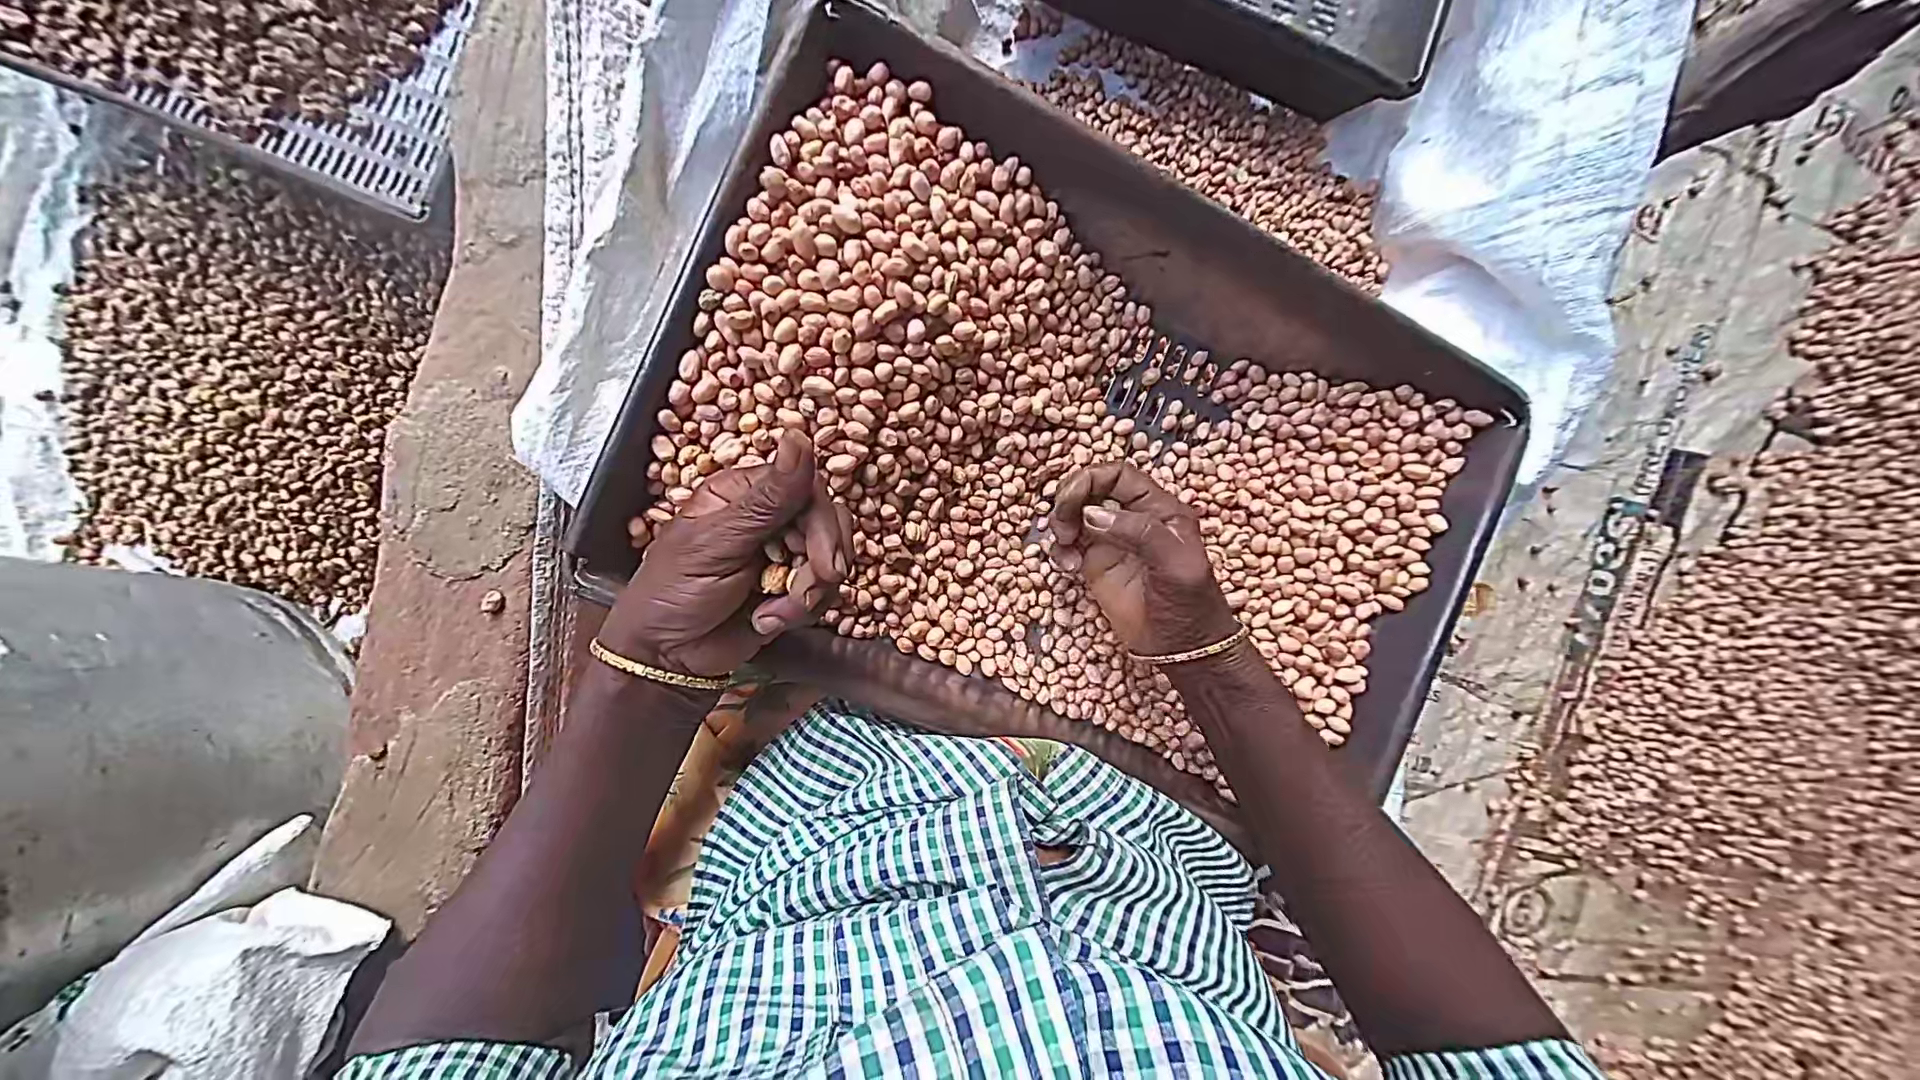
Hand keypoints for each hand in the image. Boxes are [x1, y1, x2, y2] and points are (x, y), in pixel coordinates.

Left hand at [600, 430, 853, 678]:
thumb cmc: (671, 594)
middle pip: (828, 523)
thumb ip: (767, 498)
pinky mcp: (792, 586)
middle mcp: (769, 517)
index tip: (825, 560)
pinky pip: (824, 590)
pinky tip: (768, 621)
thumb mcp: (716, 544)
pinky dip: (802, 611)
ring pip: (832, 558)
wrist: (665, 659)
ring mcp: (783, 552)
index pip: (806, 489)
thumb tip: (800, 438)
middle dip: (821, 563)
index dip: (822, 524)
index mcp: (744, 493)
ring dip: (810, 592)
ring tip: (771, 613)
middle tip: (803, 594)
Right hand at [1048, 461, 1238, 656]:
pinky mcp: (1096, 565)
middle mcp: (1132, 520)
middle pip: (1090, 490)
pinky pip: (1068, 545)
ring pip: (1075, 515)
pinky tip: (1067, 567)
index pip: (1119, 476)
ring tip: (1065, 546)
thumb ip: (1140, 532)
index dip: (1091, 478)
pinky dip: (1060, 550)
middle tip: (1062, 524)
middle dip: (1069, 500)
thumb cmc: (1191, 606)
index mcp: (1159, 509)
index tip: (1071, 499)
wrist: (1183, 650)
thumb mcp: (1177, 564)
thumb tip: (1092, 514)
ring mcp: (1112, 542)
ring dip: (1061, 524)